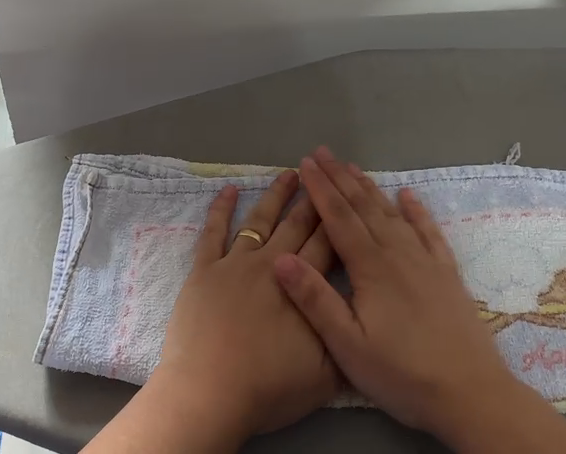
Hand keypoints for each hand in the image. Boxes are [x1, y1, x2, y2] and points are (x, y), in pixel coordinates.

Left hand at [84, 170, 338, 453]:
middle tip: (323, 175)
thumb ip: (344, 341)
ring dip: (275, 195)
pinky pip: (213, 231)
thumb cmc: (268, 388)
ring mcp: (235, 262)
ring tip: (289, 173)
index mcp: (302, 287)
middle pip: (296, 225)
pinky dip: (221, 208)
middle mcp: (270, 264)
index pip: (327, 246)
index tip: (348, 197)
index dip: (339, 221)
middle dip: (313, 199)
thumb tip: (361, 315)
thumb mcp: (325, 376)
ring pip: (260, 219)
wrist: (209, 392)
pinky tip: (229, 189)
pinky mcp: (204, 269)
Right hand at [275, 148, 565, 453]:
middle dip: (339, 177)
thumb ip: (314, 299)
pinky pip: (429, 231)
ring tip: (352, 166)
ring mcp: (425, 261)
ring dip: (369, 187)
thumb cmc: (402, 374)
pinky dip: (416, 210)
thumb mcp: (347, 345)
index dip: (319, 188)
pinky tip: (408, 195)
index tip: (303, 163)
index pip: (338, 217)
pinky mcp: (447, 274)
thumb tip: (281, 257)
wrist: (471, 395)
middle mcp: (397, 253)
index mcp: (370, 267)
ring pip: (391, 213)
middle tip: (321, 152)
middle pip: (363, 206)